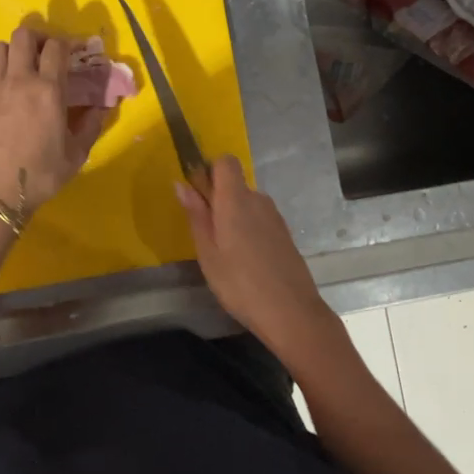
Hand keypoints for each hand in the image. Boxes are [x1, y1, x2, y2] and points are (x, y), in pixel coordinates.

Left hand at [0, 26, 104, 216]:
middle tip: (46, 53)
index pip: (56, 46)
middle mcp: (20, 80)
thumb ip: (91, 125)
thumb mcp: (76, 154)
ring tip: (24, 66)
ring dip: (14, 50)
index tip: (74, 52)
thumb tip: (102, 107)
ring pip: (0, 47)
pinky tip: (7, 92)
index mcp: (49, 90)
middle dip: (38, 38)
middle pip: (23, 35)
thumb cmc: (41, 174)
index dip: (67, 43)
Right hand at [178, 156, 336, 357]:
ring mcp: (275, 216)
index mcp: (236, 199)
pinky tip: (246, 262)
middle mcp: (258, 200)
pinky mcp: (284, 233)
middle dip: (218, 200)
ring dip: (233, 218)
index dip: (209, 170)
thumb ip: (196, 215)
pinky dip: (248, 230)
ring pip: (247, 204)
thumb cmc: (240, 283)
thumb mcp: (208, 252)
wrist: (291, 312)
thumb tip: (182, 184)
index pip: (225, 162)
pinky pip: (260, 219)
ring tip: (225, 254)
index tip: (198, 195)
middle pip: (235, 184)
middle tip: (206, 235)